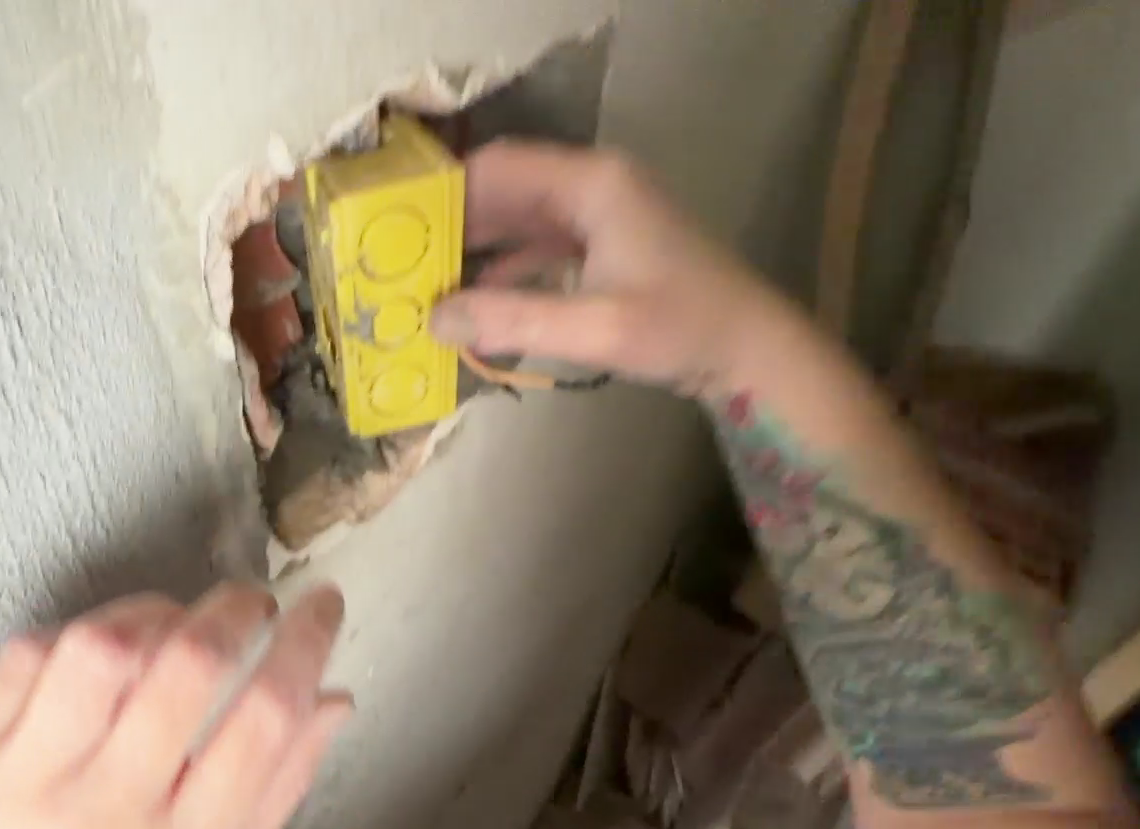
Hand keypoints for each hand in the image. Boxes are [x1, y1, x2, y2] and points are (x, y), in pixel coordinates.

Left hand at [0, 583, 349, 828]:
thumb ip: (285, 780)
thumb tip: (335, 693)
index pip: (264, 722)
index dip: (305, 645)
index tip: (322, 602)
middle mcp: (105, 817)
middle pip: (185, 669)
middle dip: (234, 610)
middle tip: (251, 602)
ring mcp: (26, 782)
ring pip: (103, 647)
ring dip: (157, 612)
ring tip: (176, 624)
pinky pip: (36, 648)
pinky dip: (89, 627)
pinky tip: (111, 648)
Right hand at [430, 140, 802, 391]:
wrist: (745, 350)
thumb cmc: (680, 328)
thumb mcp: (595, 327)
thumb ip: (513, 320)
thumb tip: (434, 319)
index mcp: (591, 184)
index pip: (500, 166)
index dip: (443, 191)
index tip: (394, 226)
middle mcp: (588, 189)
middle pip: (501, 192)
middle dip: (448, 225)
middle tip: (395, 261)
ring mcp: (592, 218)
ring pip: (512, 221)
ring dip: (469, 250)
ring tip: (420, 283)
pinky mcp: (594, 249)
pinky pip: (530, 250)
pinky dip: (497, 273)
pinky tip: (468, 304)